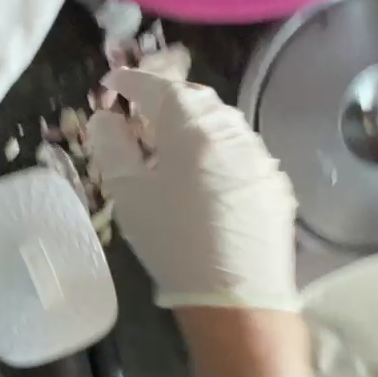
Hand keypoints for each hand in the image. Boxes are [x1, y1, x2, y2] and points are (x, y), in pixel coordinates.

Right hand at [87, 68, 298, 310]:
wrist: (236, 295)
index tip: (110, 85)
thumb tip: (106, 118)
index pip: (158, 87)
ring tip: (163, 144)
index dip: (130, 81)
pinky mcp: (271, 181)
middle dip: (161, 99)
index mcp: (191, 128)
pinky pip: (236, 148)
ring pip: (218, 123)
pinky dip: (210, 147)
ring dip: (188, 123)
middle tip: (135, 115)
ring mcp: (257, 155)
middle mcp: (231, 131)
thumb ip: (111, 145)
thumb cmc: (171, 238)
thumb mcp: (127, 191)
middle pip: (193, 99)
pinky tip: (197, 175)